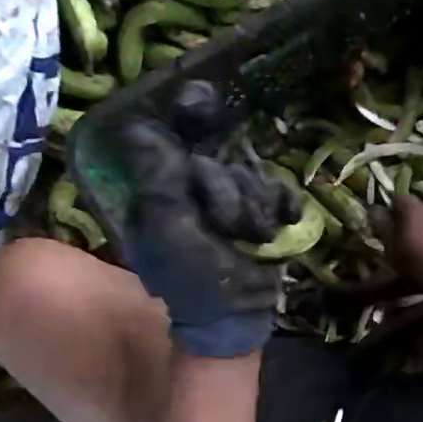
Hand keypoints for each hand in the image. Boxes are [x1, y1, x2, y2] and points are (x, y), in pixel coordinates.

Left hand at [102, 80, 298, 356]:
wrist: (235, 320)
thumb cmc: (191, 279)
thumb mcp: (165, 227)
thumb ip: (157, 178)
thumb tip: (140, 129)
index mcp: (162, 191)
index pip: (177, 139)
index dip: (190, 117)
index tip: (203, 101)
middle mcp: (195, 192)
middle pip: (221, 161)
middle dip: (229, 193)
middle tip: (228, 228)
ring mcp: (232, 204)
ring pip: (251, 179)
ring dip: (254, 210)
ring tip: (251, 241)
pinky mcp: (263, 217)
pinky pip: (279, 193)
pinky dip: (282, 208)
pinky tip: (281, 225)